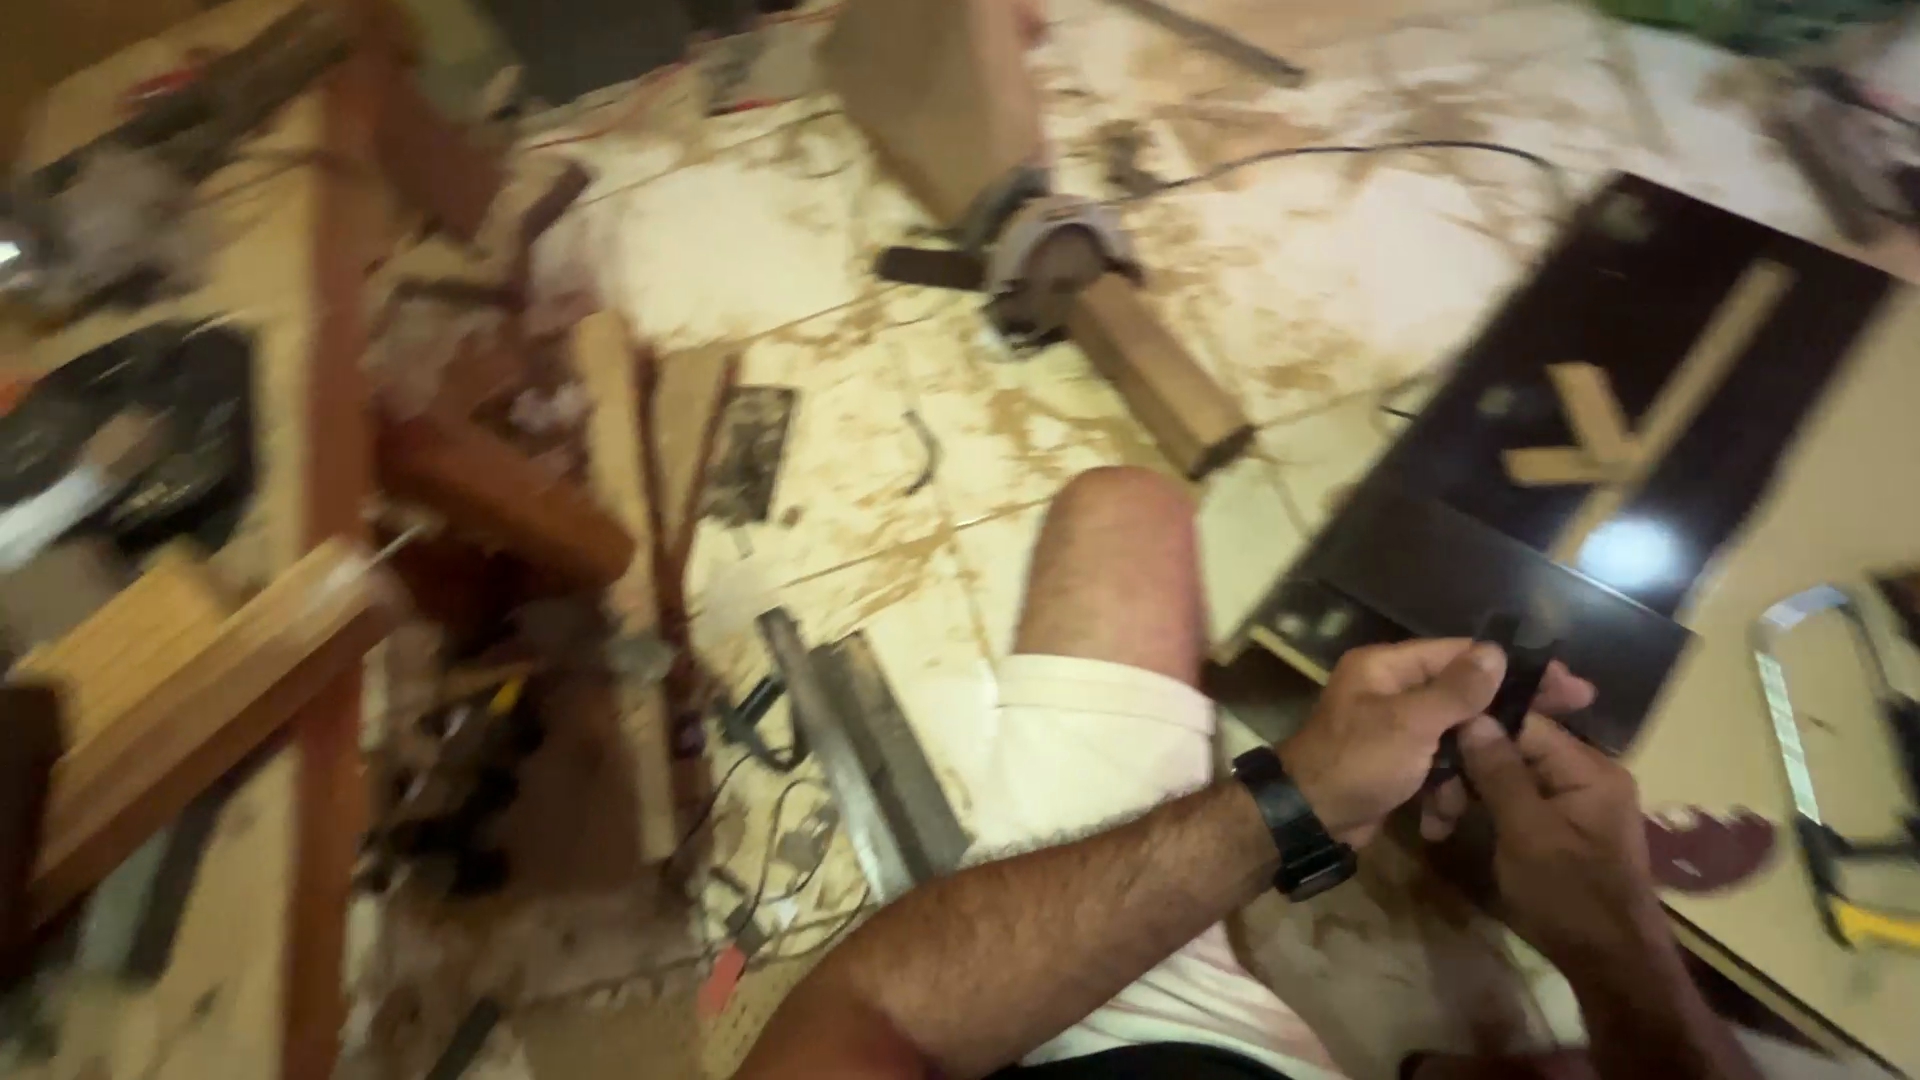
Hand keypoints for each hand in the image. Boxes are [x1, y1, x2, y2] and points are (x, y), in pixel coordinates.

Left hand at [1277, 640, 1594, 847]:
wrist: (1312, 816)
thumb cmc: (1357, 761)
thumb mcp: (1410, 723)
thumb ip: (1455, 690)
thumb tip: (1495, 652)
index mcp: (1384, 668)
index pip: (1458, 654)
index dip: (1511, 669)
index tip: (1569, 685)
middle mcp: (1388, 690)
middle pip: (1461, 697)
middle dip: (1497, 726)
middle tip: (1556, 738)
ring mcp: (1392, 727)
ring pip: (1454, 738)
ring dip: (1464, 772)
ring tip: (1468, 795)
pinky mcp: (1395, 762)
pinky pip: (1436, 768)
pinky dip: (1440, 793)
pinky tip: (1437, 816)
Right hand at [1450, 713, 1664, 971]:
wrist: (1607, 966)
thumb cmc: (1570, 895)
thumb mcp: (1528, 832)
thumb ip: (1500, 772)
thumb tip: (1473, 715)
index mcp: (1587, 769)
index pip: (1522, 722)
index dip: (1472, 727)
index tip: (1429, 741)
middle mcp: (1580, 773)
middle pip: (1507, 746)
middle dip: (1463, 767)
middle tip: (1430, 799)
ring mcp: (1566, 797)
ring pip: (1499, 771)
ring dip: (1462, 790)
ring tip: (1433, 818)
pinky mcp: (1549, 819)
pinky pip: (1505, 794)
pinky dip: (1475, 805)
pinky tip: (1444, 822)